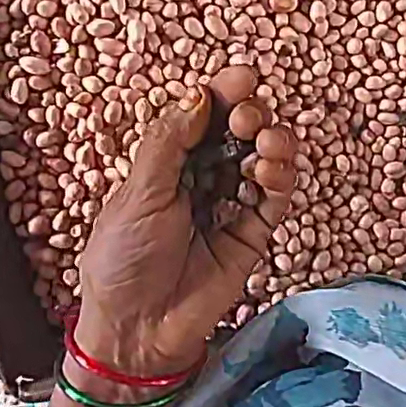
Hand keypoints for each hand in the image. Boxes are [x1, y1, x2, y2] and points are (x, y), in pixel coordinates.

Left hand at [73, 66, 297, 378]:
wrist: (137, 330)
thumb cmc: (124, 259)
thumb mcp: (138, 194)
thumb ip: (170, 142)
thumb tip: (199, 95)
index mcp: (170, 162)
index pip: (203, 116)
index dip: (223, 94)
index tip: (243, 77)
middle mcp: (203, 177)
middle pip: (239, 132)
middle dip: (249, 116)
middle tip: (246, 119)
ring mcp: (231, 203)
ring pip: (264, 159)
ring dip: (271, 142)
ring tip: (263, 145)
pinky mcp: (253, 232)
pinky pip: (276, 196)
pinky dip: (281, 177)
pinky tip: (268, 172)